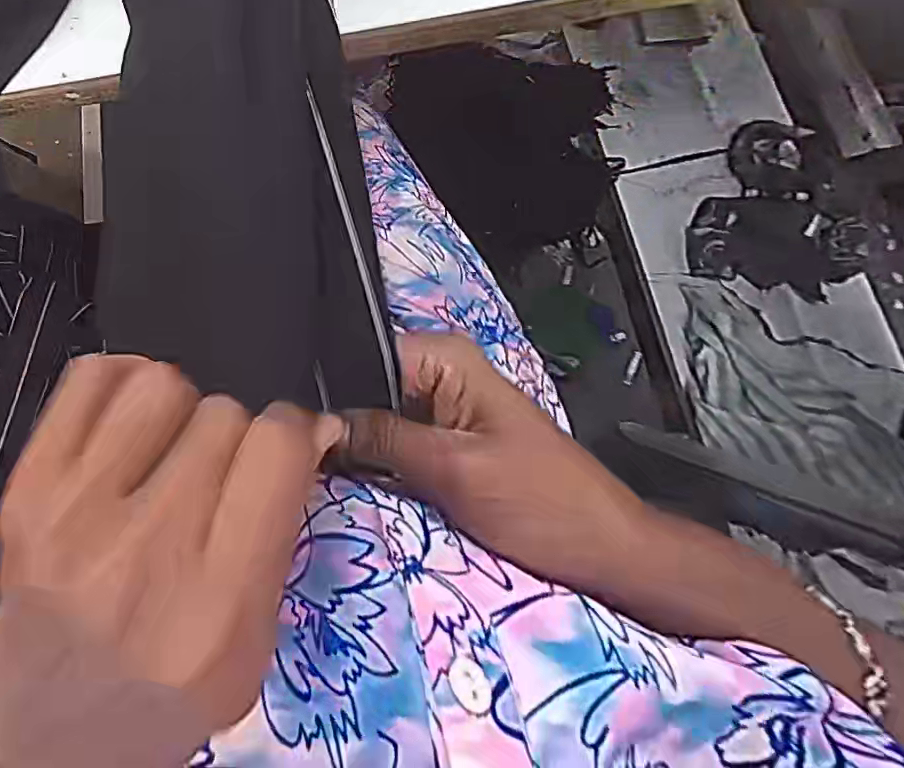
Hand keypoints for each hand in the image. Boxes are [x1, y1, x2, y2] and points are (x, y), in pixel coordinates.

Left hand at [0, 354, 343, 732]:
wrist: (48, 724)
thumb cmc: (161, 689)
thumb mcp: (252, 642)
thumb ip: (286, 527)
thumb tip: (313, 426)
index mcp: (215, 606)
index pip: (277, 446)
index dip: (295, 430)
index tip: (288, 442)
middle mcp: (142, 555)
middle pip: (223, 411)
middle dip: (233, 435)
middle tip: (216, 476)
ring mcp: (72, 515)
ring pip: (162, 383)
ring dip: (179, 410)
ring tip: (167, 454)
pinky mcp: (26, 486)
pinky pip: (93, 375)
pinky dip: (120, 387)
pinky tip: (126, 430)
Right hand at [338, 333, 652, 599]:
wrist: (603, 550)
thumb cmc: (543, 504)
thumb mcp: (454, 470)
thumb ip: (385, 440)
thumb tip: (322, 426)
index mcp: (445, 357)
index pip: (364, 354)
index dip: (331, 392)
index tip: (301, 430)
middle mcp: (438, 372)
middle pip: (364, 387)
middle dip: (341, 422)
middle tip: (310, 458)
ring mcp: (440, 407)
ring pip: (374, 418)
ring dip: (356, 446)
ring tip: (326, 472)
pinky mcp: (442, 441)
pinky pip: (393, 443)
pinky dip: (377, 462)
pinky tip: (357, 480)